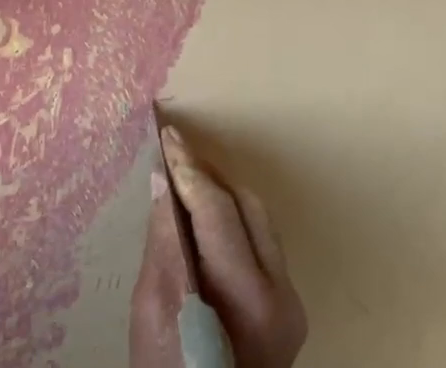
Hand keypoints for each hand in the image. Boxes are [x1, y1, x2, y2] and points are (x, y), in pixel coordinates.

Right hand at [131, 124, 307, 367]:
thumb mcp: (153, 311)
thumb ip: (164, 243)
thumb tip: (163, 183)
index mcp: (249, 298)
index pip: (217, 209)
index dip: (188, 168)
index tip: (166, 135)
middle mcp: (283, 295)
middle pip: (248, 206)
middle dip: (207, 175)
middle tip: (172, 153)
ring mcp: (291, 305)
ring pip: (258, 222)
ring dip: (220, 194)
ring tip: (182, 177)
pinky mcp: (286, 310)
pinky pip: (258, 245)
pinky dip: (229, 221)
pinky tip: (200, 216)